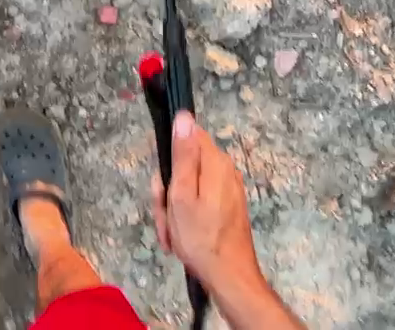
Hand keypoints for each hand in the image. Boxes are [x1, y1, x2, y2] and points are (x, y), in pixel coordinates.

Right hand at [148, 112, 263, 291]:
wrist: (231, 280)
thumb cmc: (201, 238)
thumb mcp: (181, 195)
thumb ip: (182, 154)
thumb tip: (184, 115)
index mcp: (215, 161)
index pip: (187, 135)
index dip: (169, 155)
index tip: (163, 183)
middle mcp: (225, 168)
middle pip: (187, 162)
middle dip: (170, 189)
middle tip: (166, 216)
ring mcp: (229, 188)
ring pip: (191, 184)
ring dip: (176, 207)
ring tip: (173, 233)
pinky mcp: (229, 206)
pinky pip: (201, 199)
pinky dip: (188, 216)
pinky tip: (183, 237)